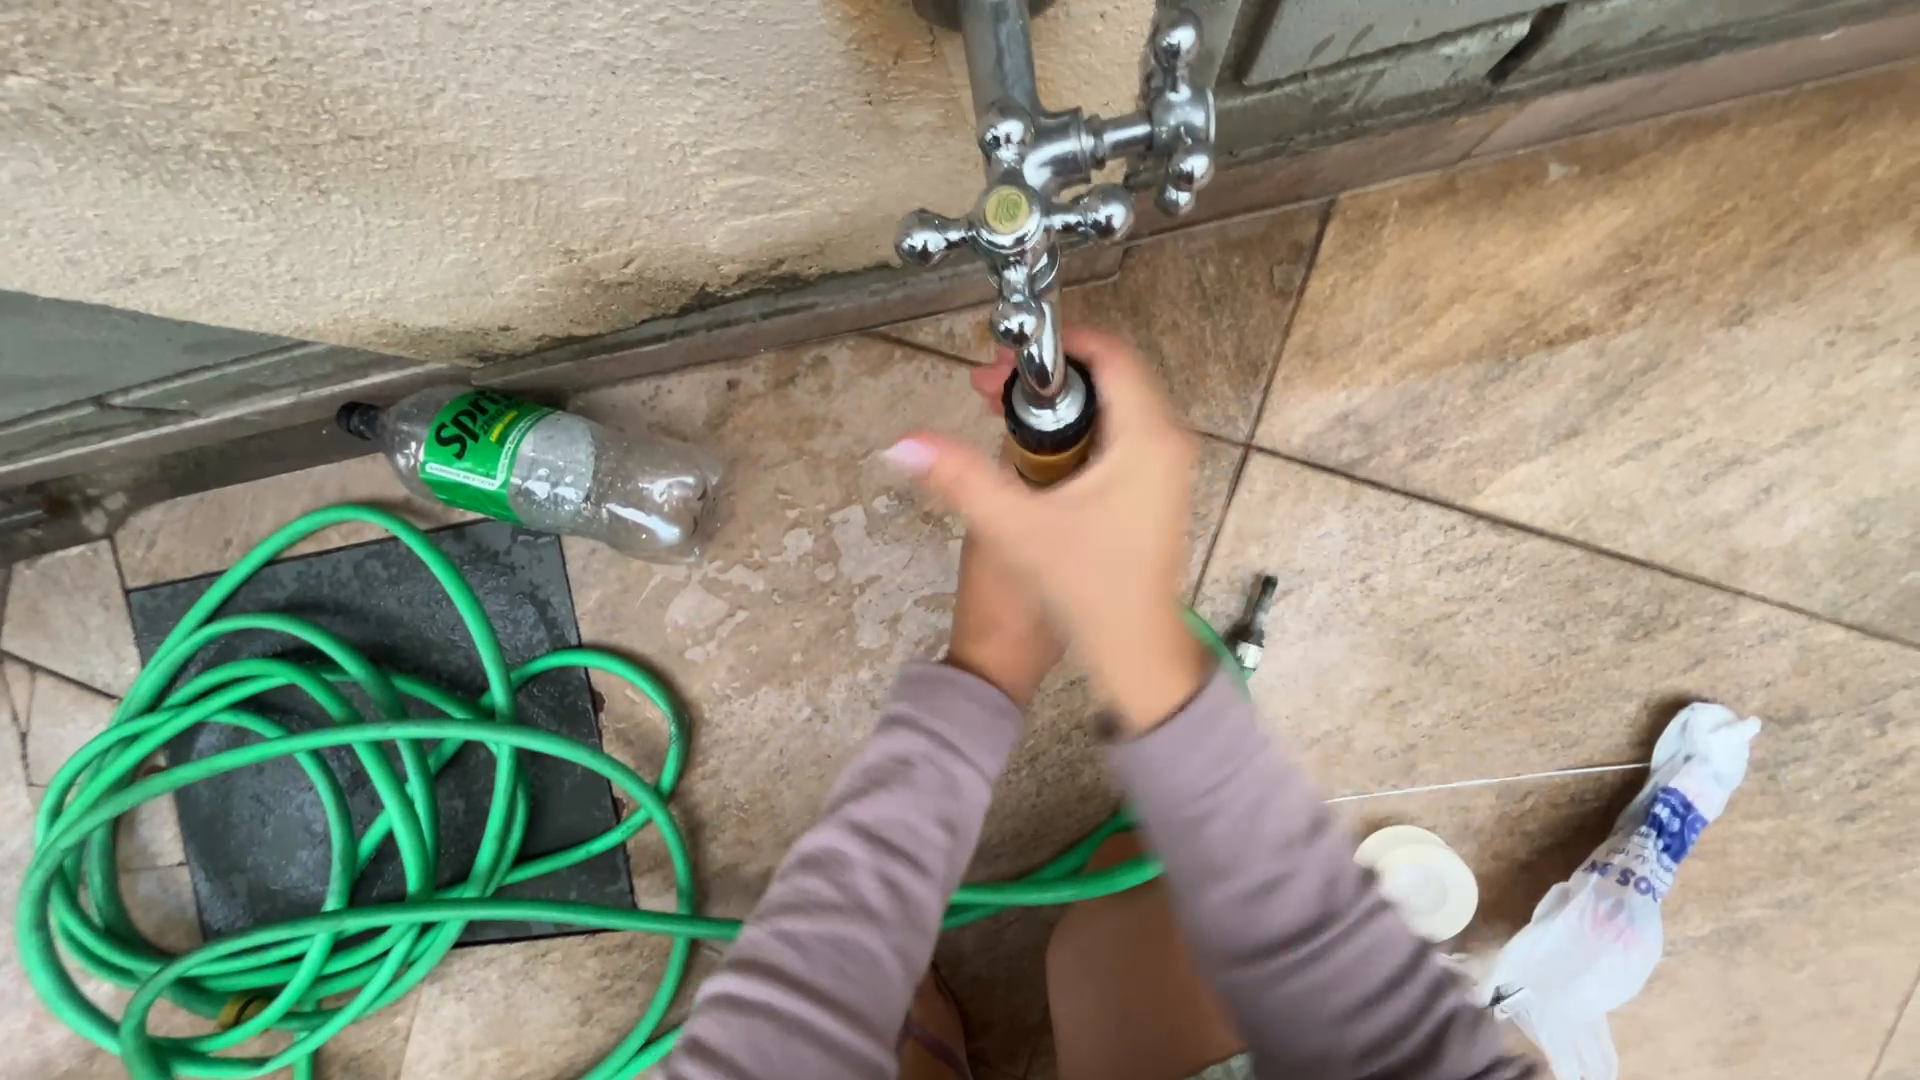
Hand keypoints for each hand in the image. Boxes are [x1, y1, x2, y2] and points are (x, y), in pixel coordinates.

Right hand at [888, 326, 1208, 732]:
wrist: (1133, 645)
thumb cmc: (1088, 587)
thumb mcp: (1017, 527)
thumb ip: (960, 479)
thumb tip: (903, 444)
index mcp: (1147, 438)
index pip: (1110, 354)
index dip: (1057, 344)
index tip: (1009, 358)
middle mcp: (1168, 442)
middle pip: (1109, 376)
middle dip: (1048, 377)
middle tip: (994, 389)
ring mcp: (1167, 466)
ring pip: (1114, 405)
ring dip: (1061, 403)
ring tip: (1007, 416)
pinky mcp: (1157, 487)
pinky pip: (1119, 433)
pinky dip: (1080, 428)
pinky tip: (1039, 453)